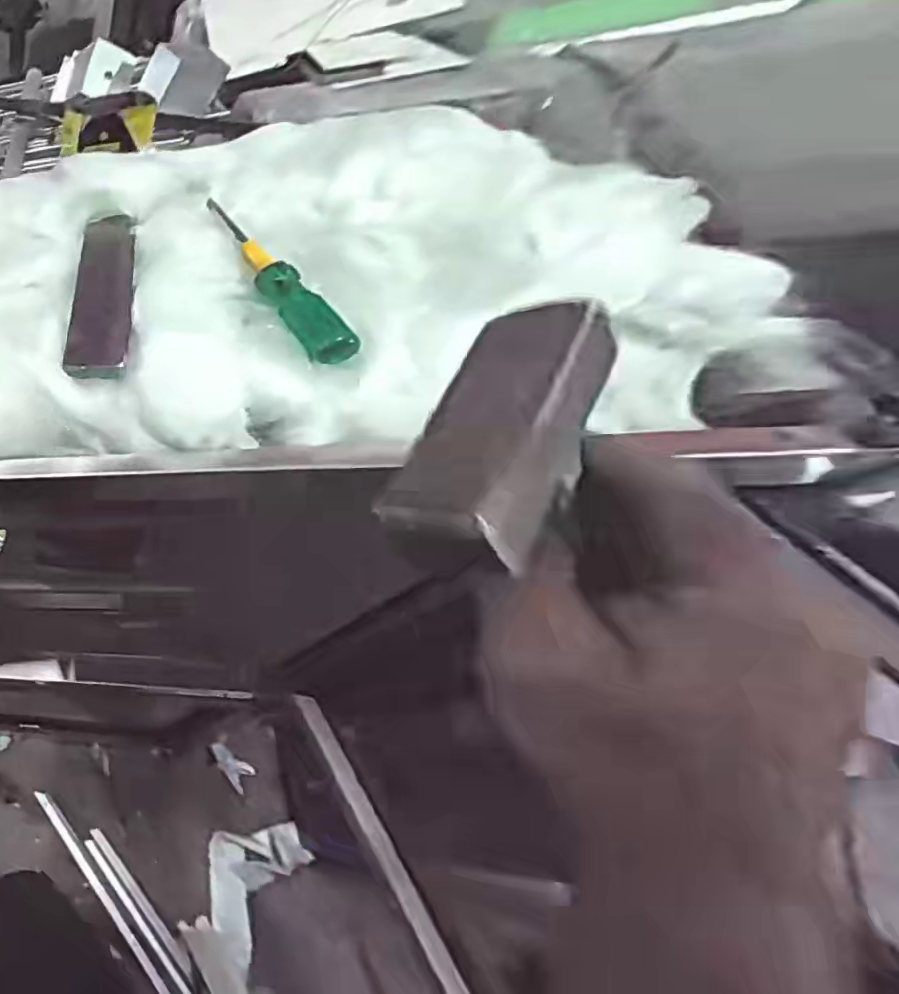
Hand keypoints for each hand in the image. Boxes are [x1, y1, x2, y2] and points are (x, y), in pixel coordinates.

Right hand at [484, 439, 870, 878]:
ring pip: (695, 559)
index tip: (518, 457)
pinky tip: (596, 612)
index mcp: (743, 581)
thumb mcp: (535, 649)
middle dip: (593, 507)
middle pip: (682, 516)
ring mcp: (812, 637)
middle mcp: (799, 596)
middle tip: (518, 512)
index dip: (583, 456)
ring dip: (618, 550)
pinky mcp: (800, 671)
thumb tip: (517, 512)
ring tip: (547, 559)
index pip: (662, 476)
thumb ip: (523, 567)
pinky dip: (646, 588)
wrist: (700, 874)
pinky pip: (712, 599)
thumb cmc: (609, 751)